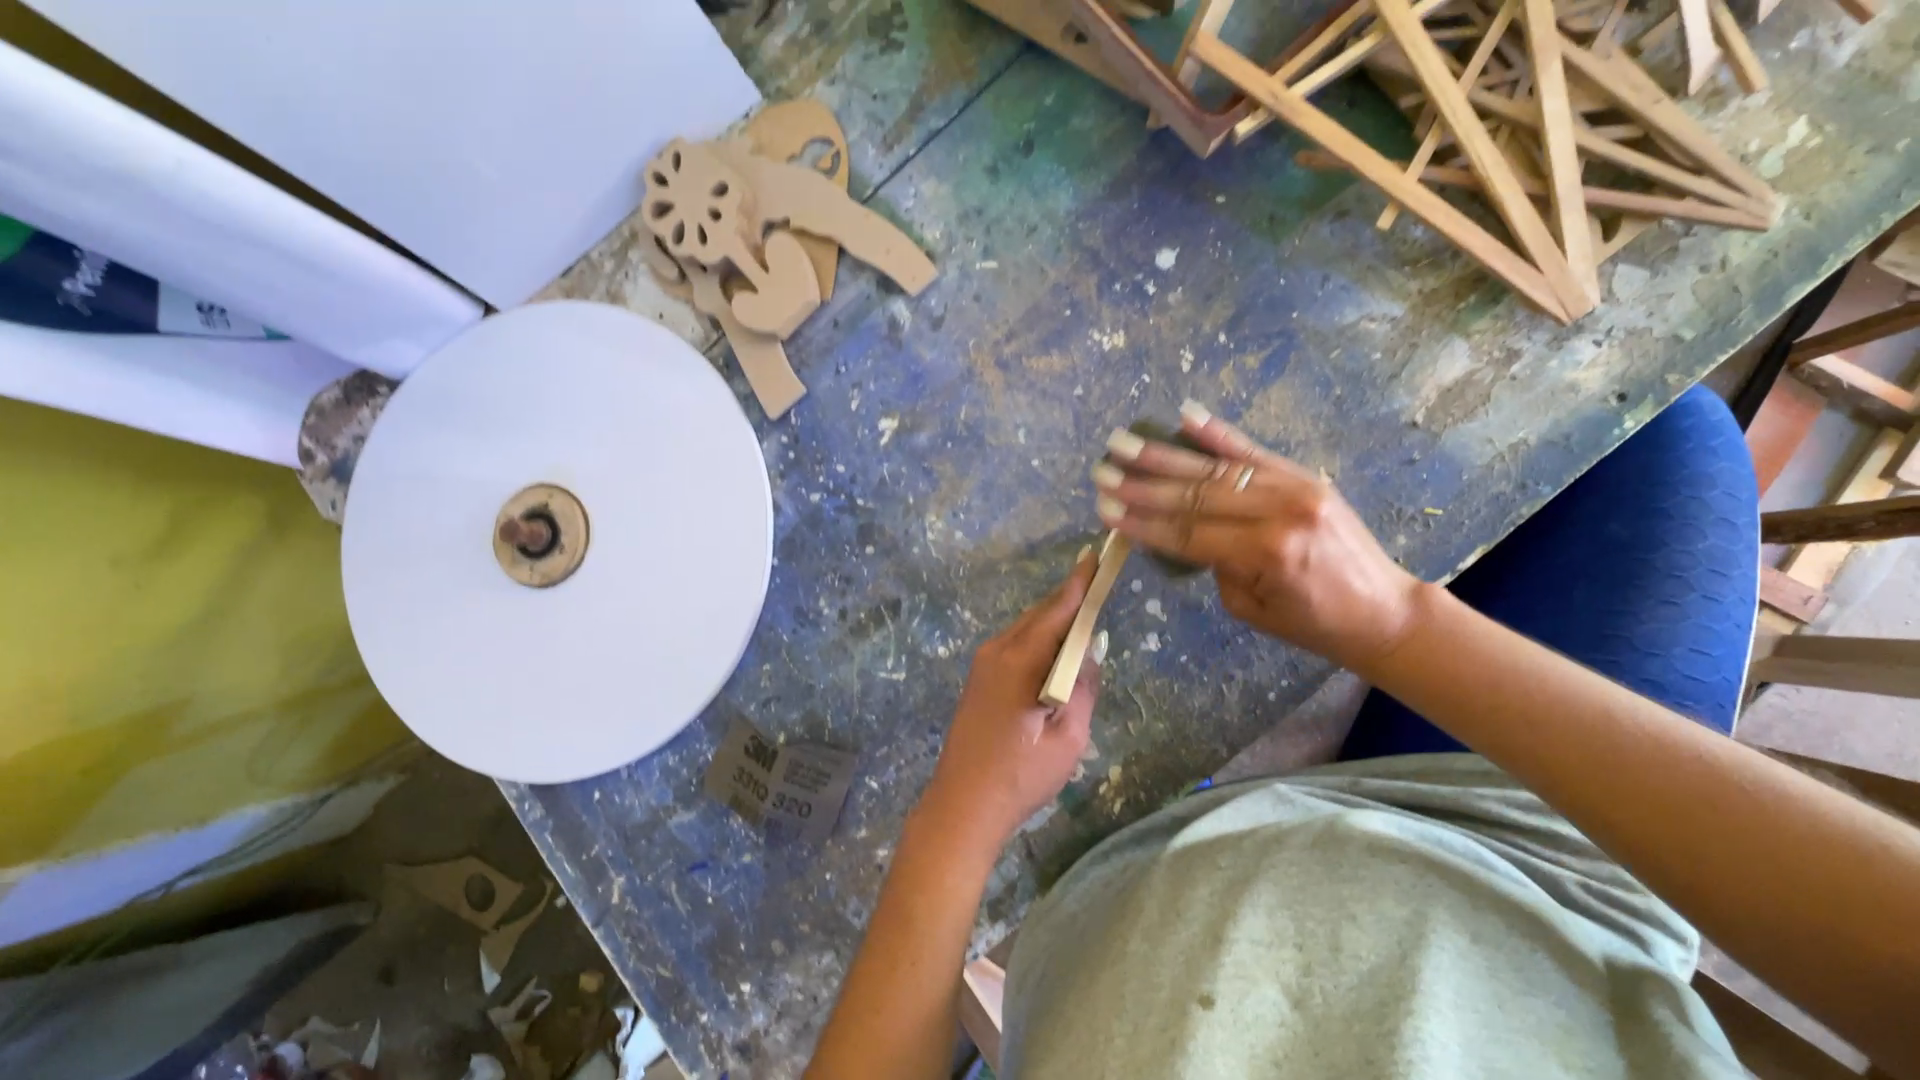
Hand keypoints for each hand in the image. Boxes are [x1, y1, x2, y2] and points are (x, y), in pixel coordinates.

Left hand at [920, 549, 1104, 851]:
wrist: (962, 806)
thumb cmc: (1020, 777)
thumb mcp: (1068, 737)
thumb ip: (1082, 689)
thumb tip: (1088, 653)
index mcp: (1019, 661)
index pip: (1057, 611)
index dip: (1080, 584)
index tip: (1097, 556)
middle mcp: (997, 652)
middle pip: (1039, 615)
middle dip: (1069, 598)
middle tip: (1098, 578)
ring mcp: (983, 665)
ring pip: (1025, 629)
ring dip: (1053, 620)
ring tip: (1085, 610)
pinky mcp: (979, 680)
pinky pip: (1015, 646)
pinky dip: (1039, 639)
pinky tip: (1057, 649)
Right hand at [1093, 400, 1426, 672]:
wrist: (1382, 611)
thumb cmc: (1312, 623)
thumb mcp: (1251, 608)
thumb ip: (1216, 565)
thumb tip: (1187, 529)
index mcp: (1264, 553)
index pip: (1187, 533)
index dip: (1142, 523)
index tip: (1105, 510)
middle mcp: (1278, 512)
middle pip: (1195, 494)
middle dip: (1142, 485)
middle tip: (1102, 473)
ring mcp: (1295, 487)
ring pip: (1216, 468)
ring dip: (1165, 455)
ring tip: (1123, 442)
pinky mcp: (1305, 476)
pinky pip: (1254, 451)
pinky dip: (1218, 434)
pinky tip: (1185, 416)